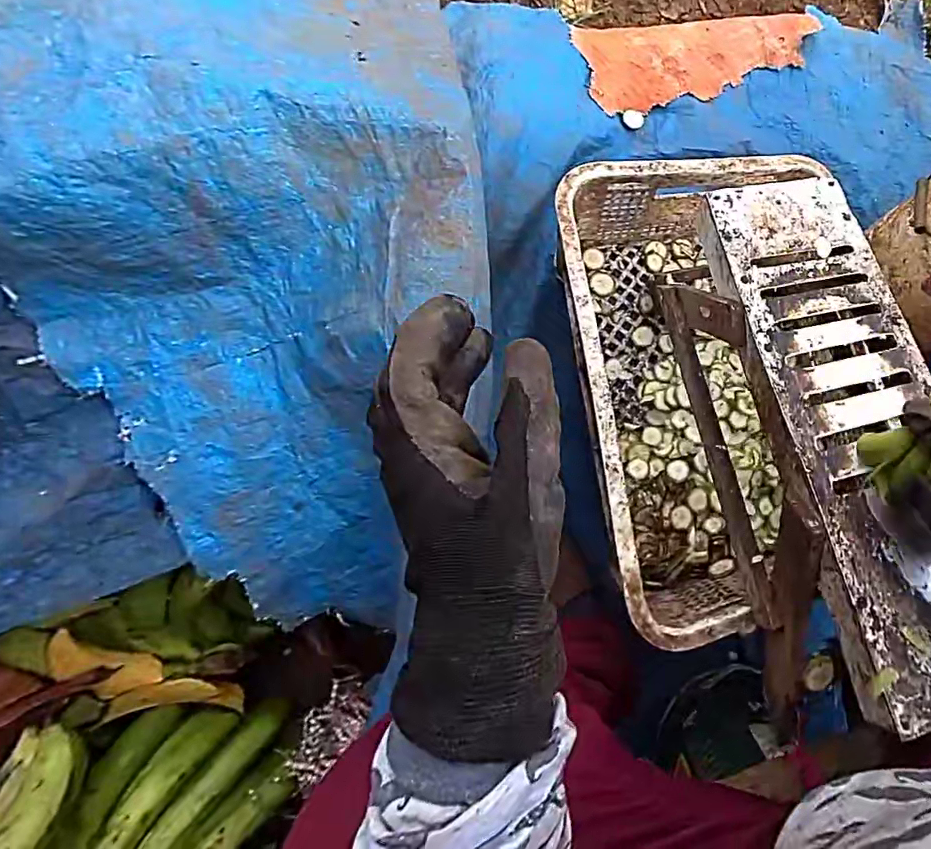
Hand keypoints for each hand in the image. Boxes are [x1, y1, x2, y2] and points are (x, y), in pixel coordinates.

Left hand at [370, 295, 564, 762]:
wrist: (488, 624)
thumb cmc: (507, 557)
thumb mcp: (526, 484)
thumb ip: (526, 416)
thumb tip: (524, 348)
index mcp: (422, 452)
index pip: (405, 378)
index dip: (423, 337)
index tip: (452, 307)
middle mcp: (412, 457)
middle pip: (404, 388)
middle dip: (429, 346)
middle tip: (466, 315)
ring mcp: (424, 473)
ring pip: (420, 408)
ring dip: (443, 368)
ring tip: (480, 338)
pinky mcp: (443, 486)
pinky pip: (438, 426)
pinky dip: (455, 397)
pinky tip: (484, 390)